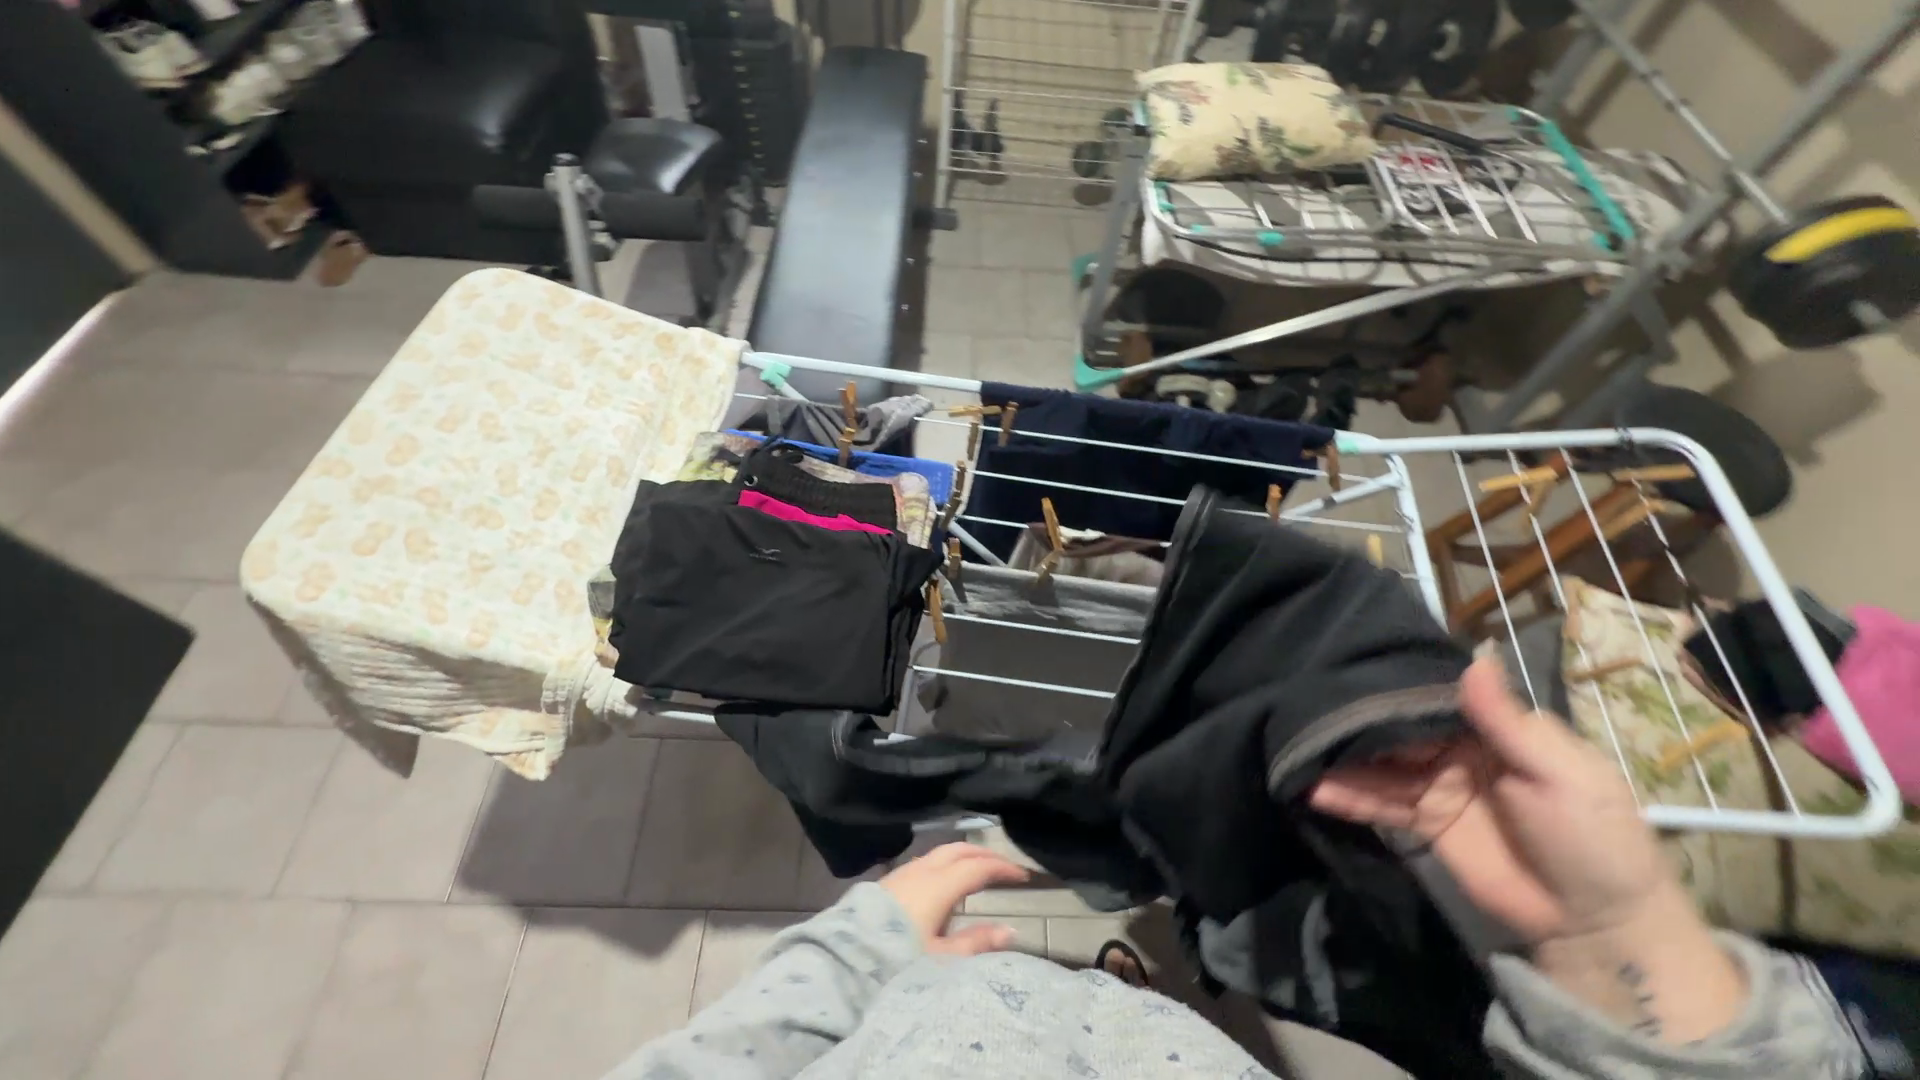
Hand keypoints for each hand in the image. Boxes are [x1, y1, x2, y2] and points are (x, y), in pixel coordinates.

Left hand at [878, 843, 1030, 956]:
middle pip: (958, 850)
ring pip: (939, 853)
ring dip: (963, 857)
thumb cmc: (896, 961)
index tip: (1022, 875)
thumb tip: (1010, 930)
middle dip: (983, 854)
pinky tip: (945, 883)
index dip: (1002, 867)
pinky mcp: (888, 882)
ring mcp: (901, 874)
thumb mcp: (941, 959)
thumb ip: (976, 943)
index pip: (977, 866)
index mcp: (938, 885)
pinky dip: (945, 864)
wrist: (843, 961)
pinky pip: (925, 862)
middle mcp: (920, 870)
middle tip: (1004, 866)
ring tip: (978, 872)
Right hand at [1308, 655, 1673, 945]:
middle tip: (1308, 713)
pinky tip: (1315, 790)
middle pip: (1400, 731)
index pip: (1435, 699)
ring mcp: (1439, 787)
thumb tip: (1474, 658)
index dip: (1395, 689)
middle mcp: (1460, 751)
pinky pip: (1382, 805)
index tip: (1349, 673)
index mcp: (1495, 729)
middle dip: (1358, 724)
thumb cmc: (1591, 836)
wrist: (1595, 923)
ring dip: (1344, 762)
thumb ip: (1508, 721)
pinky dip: (1350, 798)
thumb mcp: (1560, 774)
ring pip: (1383, 767)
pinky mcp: (1425, 825)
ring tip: (1299, 751)